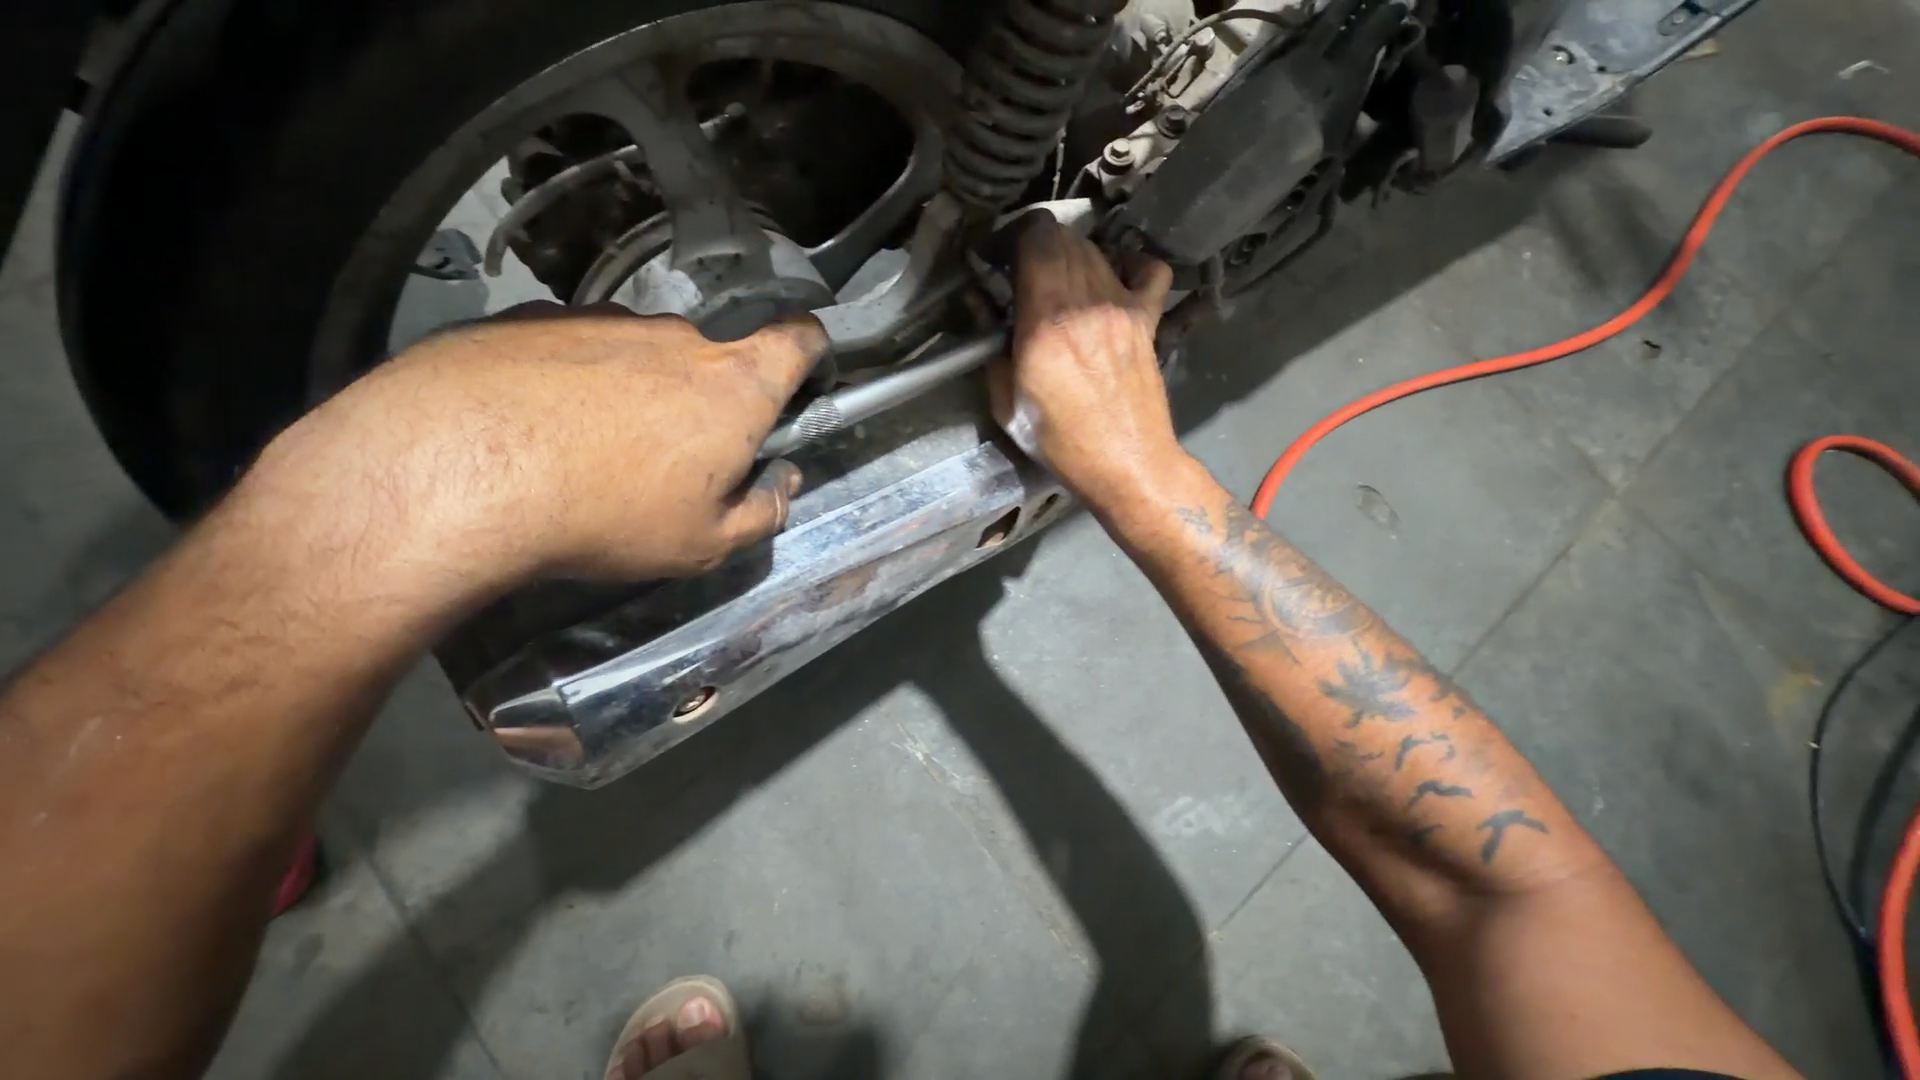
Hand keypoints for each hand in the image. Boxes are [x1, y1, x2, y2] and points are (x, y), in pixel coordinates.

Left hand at [251, 305, 822, 583]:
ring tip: (592, 449)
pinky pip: (576, 349)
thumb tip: (782, 482)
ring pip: (641, 354)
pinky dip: (575, 380)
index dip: (813, 354)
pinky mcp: (532, 317)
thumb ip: (763, 512)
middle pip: (714, 357)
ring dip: (638, 390)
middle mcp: (676, 338)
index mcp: (733, 386)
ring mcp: (601, 319)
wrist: (455, 473)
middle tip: (675, 456)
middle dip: (708, 398)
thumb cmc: (606, 515)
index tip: (802, 380)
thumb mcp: (703, 544)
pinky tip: (537, 427)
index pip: (799, 340)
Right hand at [992, 214, 1179, 509]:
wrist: (1128, 465)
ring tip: (1059, 282)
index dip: (1013, 236)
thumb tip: (987, 316)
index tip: (999, 257)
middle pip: (1064, 239)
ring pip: (1097, 250)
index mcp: (1044, 323)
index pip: (1035, 240)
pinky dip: (1132, 263)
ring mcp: (1122, 308)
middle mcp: (1084, 303)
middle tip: (1023, 272)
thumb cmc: (1062, 444)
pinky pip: (1150, 270)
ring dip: (1073, 255)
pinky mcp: (1148, 320)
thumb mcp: (1007, 408)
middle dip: (1037, 245)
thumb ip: (993, 355)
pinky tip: (1114, 277)